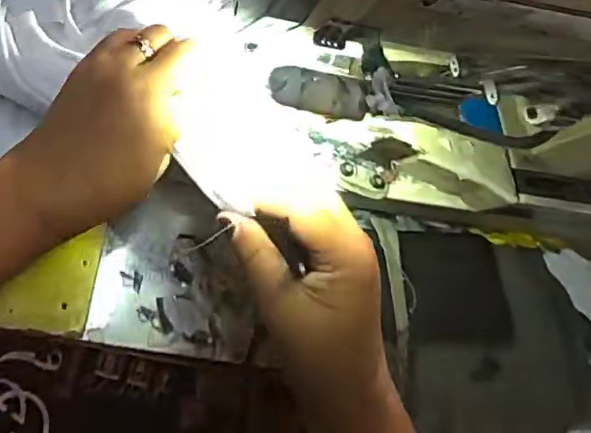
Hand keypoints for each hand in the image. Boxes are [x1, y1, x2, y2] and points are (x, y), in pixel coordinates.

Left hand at [6, 25, 186, 240]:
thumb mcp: (159, 157)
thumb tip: (169, 102)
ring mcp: (99, 65)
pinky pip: (109, 43)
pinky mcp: (79, 71)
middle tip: (173, 64)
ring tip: (148, 61)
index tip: (195, 61)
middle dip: (170, 43)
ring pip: (131, 32)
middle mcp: (126, 67)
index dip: (192, 52)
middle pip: (157, 33)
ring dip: (145, 41)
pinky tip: (124, 65)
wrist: (46, 186)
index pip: (180, 51)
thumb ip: (170, 120)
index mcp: (151, 87)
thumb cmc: (110, 181)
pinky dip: (123, 45)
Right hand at [225, 198, 410, 431]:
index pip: (304, 208)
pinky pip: (327, 224)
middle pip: (318, 199)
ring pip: (323, 207)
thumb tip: (232, 219)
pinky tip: (276, 226)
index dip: (268, 200)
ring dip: (290, 205)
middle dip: (280, 196)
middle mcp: (358, 239)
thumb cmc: (315, 356)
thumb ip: (257, 257)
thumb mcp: (279, 306)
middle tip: (240, 201)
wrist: (350, 394)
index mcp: (346, 249)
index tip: (232, 200)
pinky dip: (301, 219)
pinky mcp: (352, 257)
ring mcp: (359, 246)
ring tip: (253, 210)